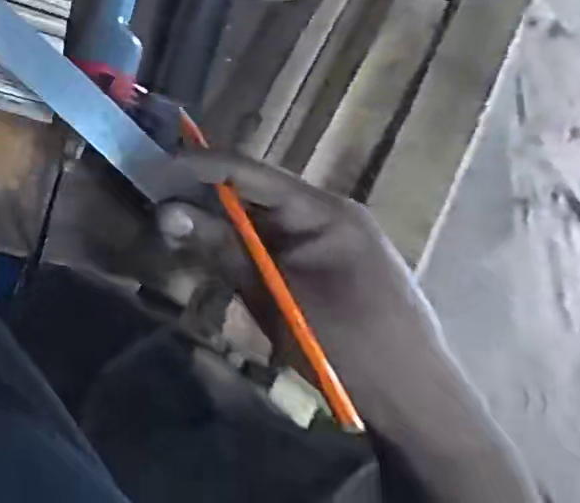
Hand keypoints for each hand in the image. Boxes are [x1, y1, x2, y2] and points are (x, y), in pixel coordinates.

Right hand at [156, 152, 444, 391]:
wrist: (422, 415)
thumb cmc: (352, 348)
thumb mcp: (277, 296)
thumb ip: (222, 248)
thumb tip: (165, 212)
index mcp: (325, 211)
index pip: (249, 172)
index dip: (200, 164)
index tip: (157, 166)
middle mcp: (328, 214)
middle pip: (251, 191)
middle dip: (203, 193)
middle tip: (158, 199)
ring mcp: (329, 239)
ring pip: (258, 216)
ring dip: (218, 221)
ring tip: (177, 226)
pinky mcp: (326, 264)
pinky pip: (272, 240)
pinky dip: (239, 244)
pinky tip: (214, 252)